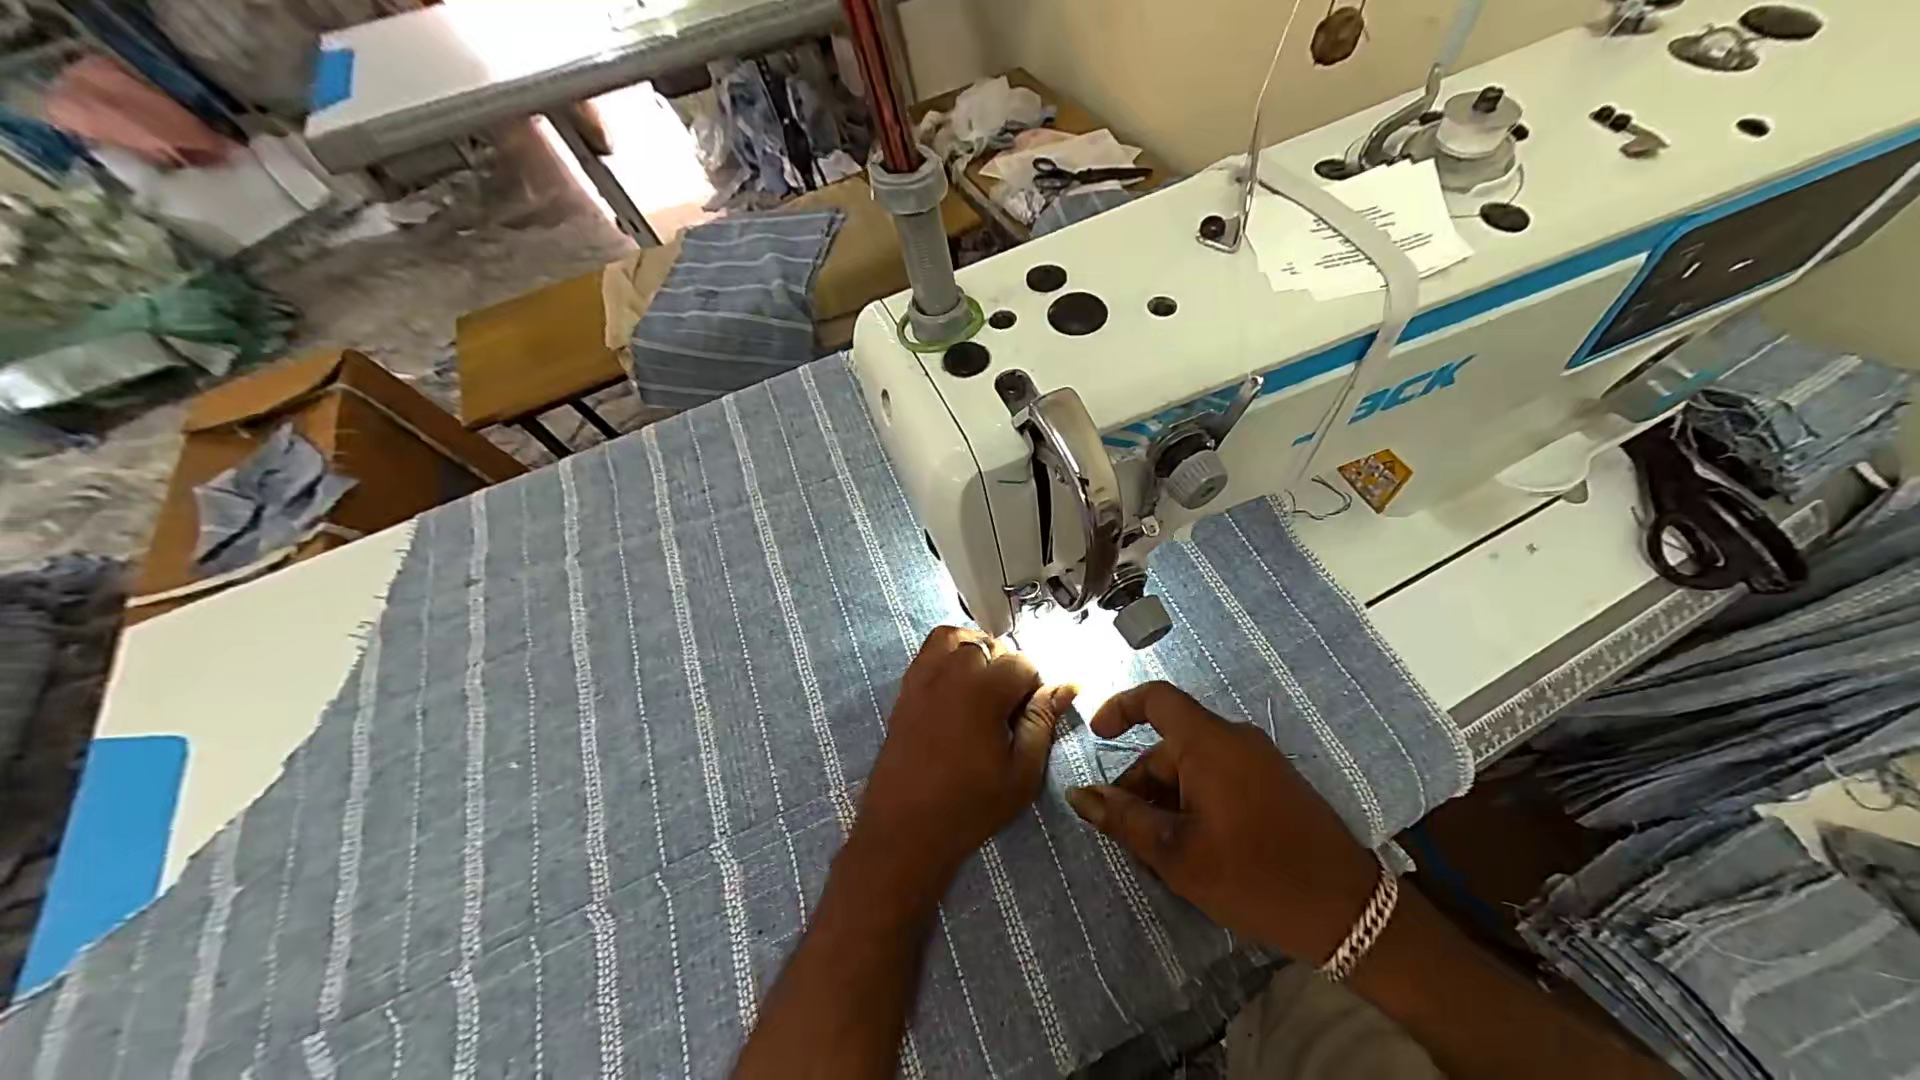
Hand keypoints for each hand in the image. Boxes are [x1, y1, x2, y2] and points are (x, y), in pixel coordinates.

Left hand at [853, 626, 1075, 895]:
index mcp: (983, 690)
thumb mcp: (1021, 773)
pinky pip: (928, 651)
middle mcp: (951, 672)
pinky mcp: (905, 688)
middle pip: (991, 647)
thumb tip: (1066, 687)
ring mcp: (923, 677)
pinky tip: (955, 688)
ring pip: (957, 638)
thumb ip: (1042, 723)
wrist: (904, 829)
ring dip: (976, 653)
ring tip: (983, 687)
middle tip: (1008, 710)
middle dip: (1007, 670)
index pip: (1023, 664)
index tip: (1030, 717)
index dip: (1035, 688)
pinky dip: (947, 655)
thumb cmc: (969, 806)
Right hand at [1064, 682, 1377, 961]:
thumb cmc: (1255, 877)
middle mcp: (1235, 740)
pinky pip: (1217, 779)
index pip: (1156, 698)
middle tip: (1129, 838)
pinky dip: (1193, 804)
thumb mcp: (1177, 853)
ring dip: (1166, 802)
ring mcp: (1258, 762)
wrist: (1352, 915)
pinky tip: (1192, 849)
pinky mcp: (1273, 784)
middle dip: (1140, 786)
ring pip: (1191, 768)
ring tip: (1160, 856)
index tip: (1097, 736)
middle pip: (1169, 747)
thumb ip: (1124, 818)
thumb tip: (1080, 795)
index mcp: (1210, 743)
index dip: (1119, 707)